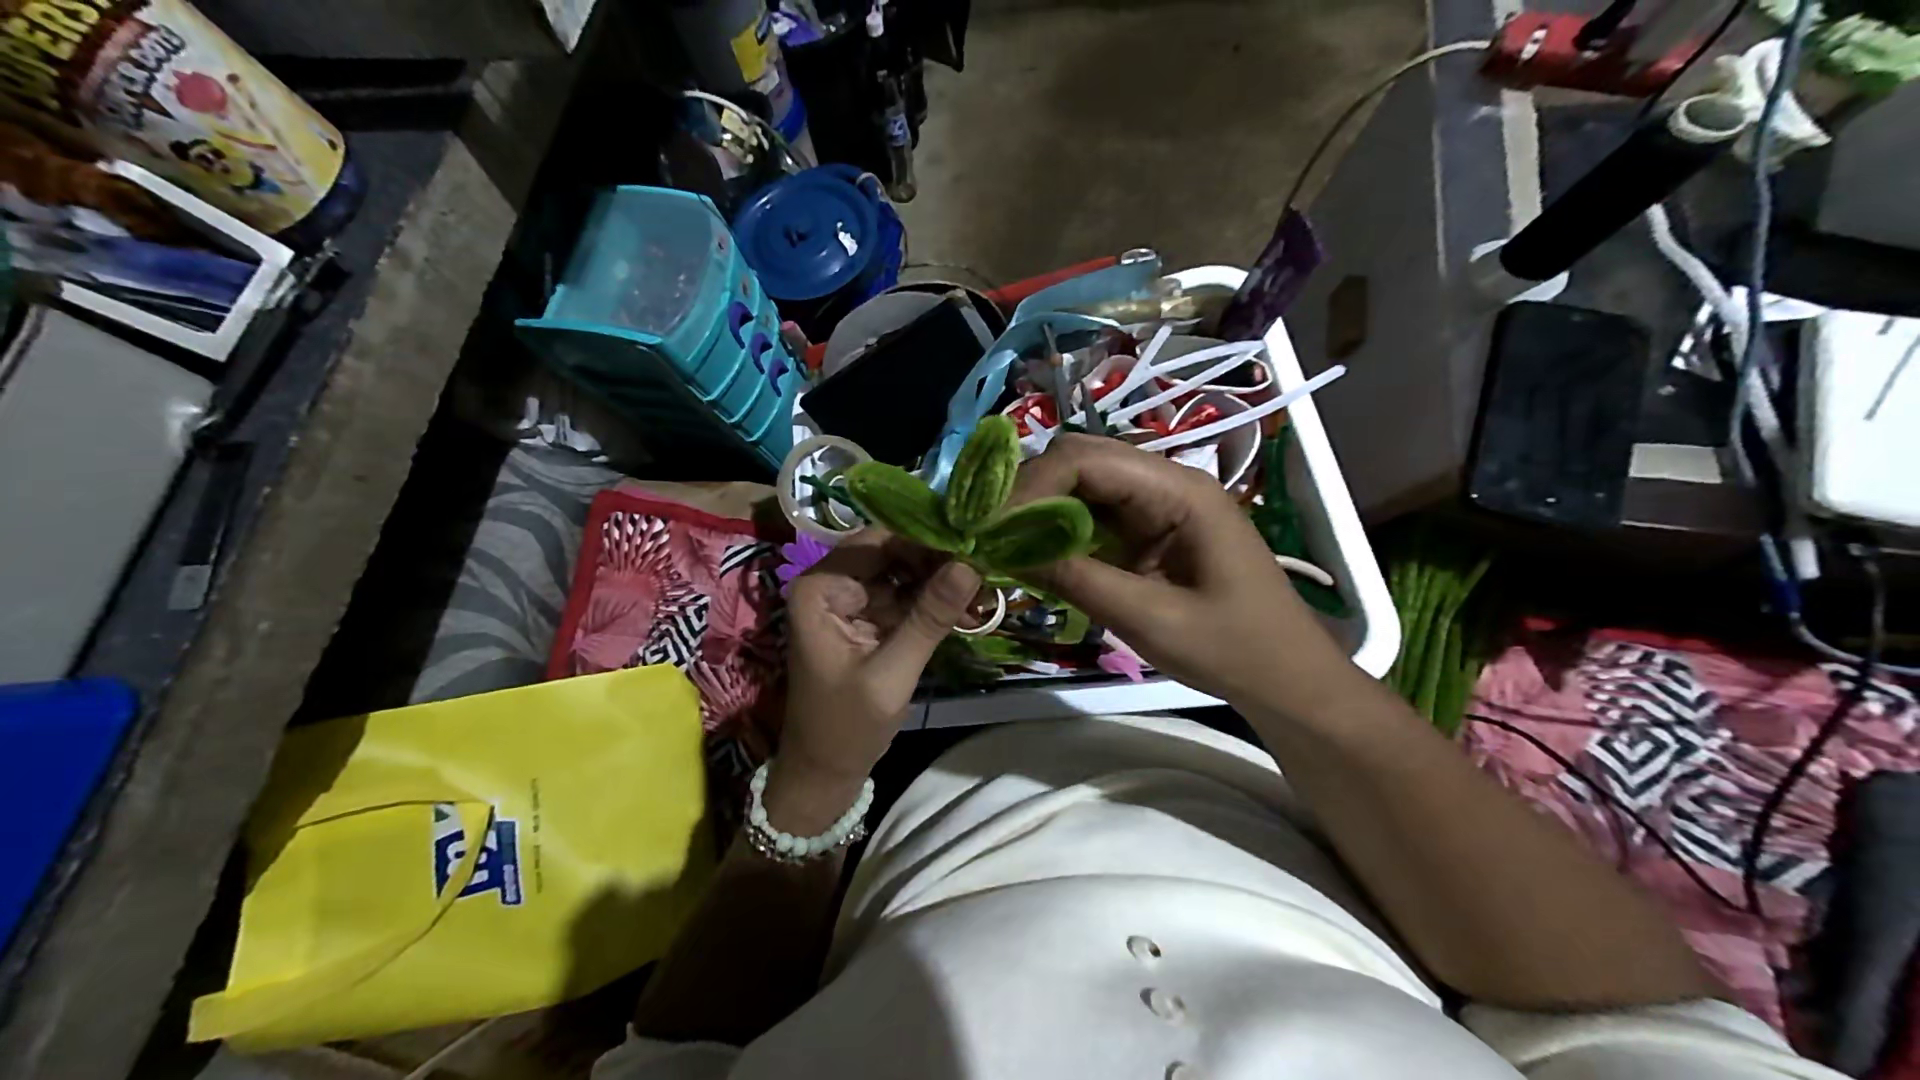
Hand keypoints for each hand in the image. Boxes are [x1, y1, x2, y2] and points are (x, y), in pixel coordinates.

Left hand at [772, 534, 979, 832]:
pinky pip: (905, 597)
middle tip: (985, 567)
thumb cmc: (847, 725)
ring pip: (903, 573)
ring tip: (984, 589)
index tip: (972, 542)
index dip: (924, 538)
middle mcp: (831, 584)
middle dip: (937, 560)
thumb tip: (971, 565)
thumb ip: (929, 617)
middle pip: (892, 552)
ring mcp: (850, 601)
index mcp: (821, 588)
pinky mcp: (867, 619)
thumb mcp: (892, 672)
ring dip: (940, 581)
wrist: (825, 770)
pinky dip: (933, 603)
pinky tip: (968, 609)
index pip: (878, 541)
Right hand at [1010, 434, 1358, 714]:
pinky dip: (1059, 531)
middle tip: (989, 534)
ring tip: (1003, 543)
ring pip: (1082, 486)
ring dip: (1040, 510)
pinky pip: (1094, 516)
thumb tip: (1005, 550)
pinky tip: (1036, 554)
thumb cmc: (1232, 649)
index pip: (1086, 460)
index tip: (992, 528)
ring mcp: (1158, 505)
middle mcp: (1166, 483)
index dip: (1032, 486)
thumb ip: (1077, 579)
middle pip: (1081, 462)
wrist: (1287, 679)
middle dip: (1030, 492)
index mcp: (1178, 490)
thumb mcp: (1150, 618)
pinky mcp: (1150, 530)